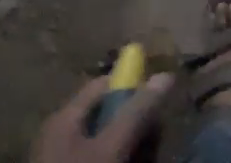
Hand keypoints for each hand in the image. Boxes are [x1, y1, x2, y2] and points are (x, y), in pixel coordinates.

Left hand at [30, 73, 175, 162]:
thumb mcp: (112, 147)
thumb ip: (138, 111)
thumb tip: (165, 75)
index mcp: (66, 118)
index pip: (107, 84)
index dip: (134, 88)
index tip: (157, 106)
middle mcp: (65, 135)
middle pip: (113, 114)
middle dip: (139, 127)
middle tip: (152, 146)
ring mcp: (69, 160)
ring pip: (114, 142)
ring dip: (136, 150)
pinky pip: (108, 159)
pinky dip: (125, 162)